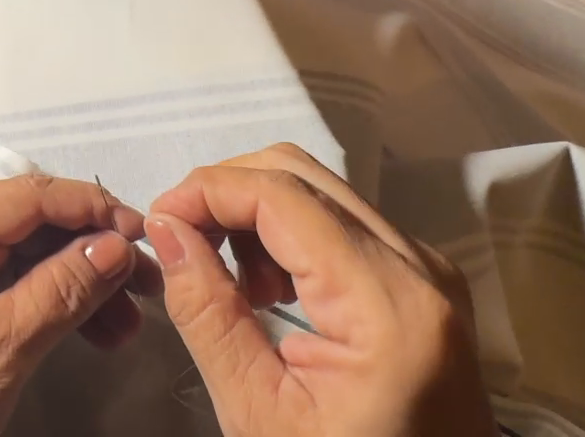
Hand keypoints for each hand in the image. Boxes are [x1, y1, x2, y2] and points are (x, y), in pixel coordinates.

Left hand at [0, 175, 159, 436]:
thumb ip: (59, 293)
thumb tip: (117, 246)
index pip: (28, 195)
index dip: (89, 207)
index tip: (145, 234)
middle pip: (37, 218)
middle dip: (94, 247)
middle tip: (150, 283)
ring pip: (38, 248)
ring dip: (87, 278)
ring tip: (134, 320)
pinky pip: (25, 276)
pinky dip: (64, 297)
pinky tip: (103, 328)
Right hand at [145, 145, 493, 436]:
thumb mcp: (257, 414)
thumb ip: (206, 311)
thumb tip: (164, 227)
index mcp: (388, 305)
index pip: (280, 194)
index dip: (207, 191)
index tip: (158, 222)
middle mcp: (418, 267)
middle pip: (298, 172)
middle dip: (226, 193)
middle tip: (183, 244)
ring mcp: (426, 268)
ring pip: (315, 186)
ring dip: (253, 210)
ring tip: (233, 282)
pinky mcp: (420, 277)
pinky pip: (337, 216)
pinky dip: (284, 230)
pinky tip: (268, 287)